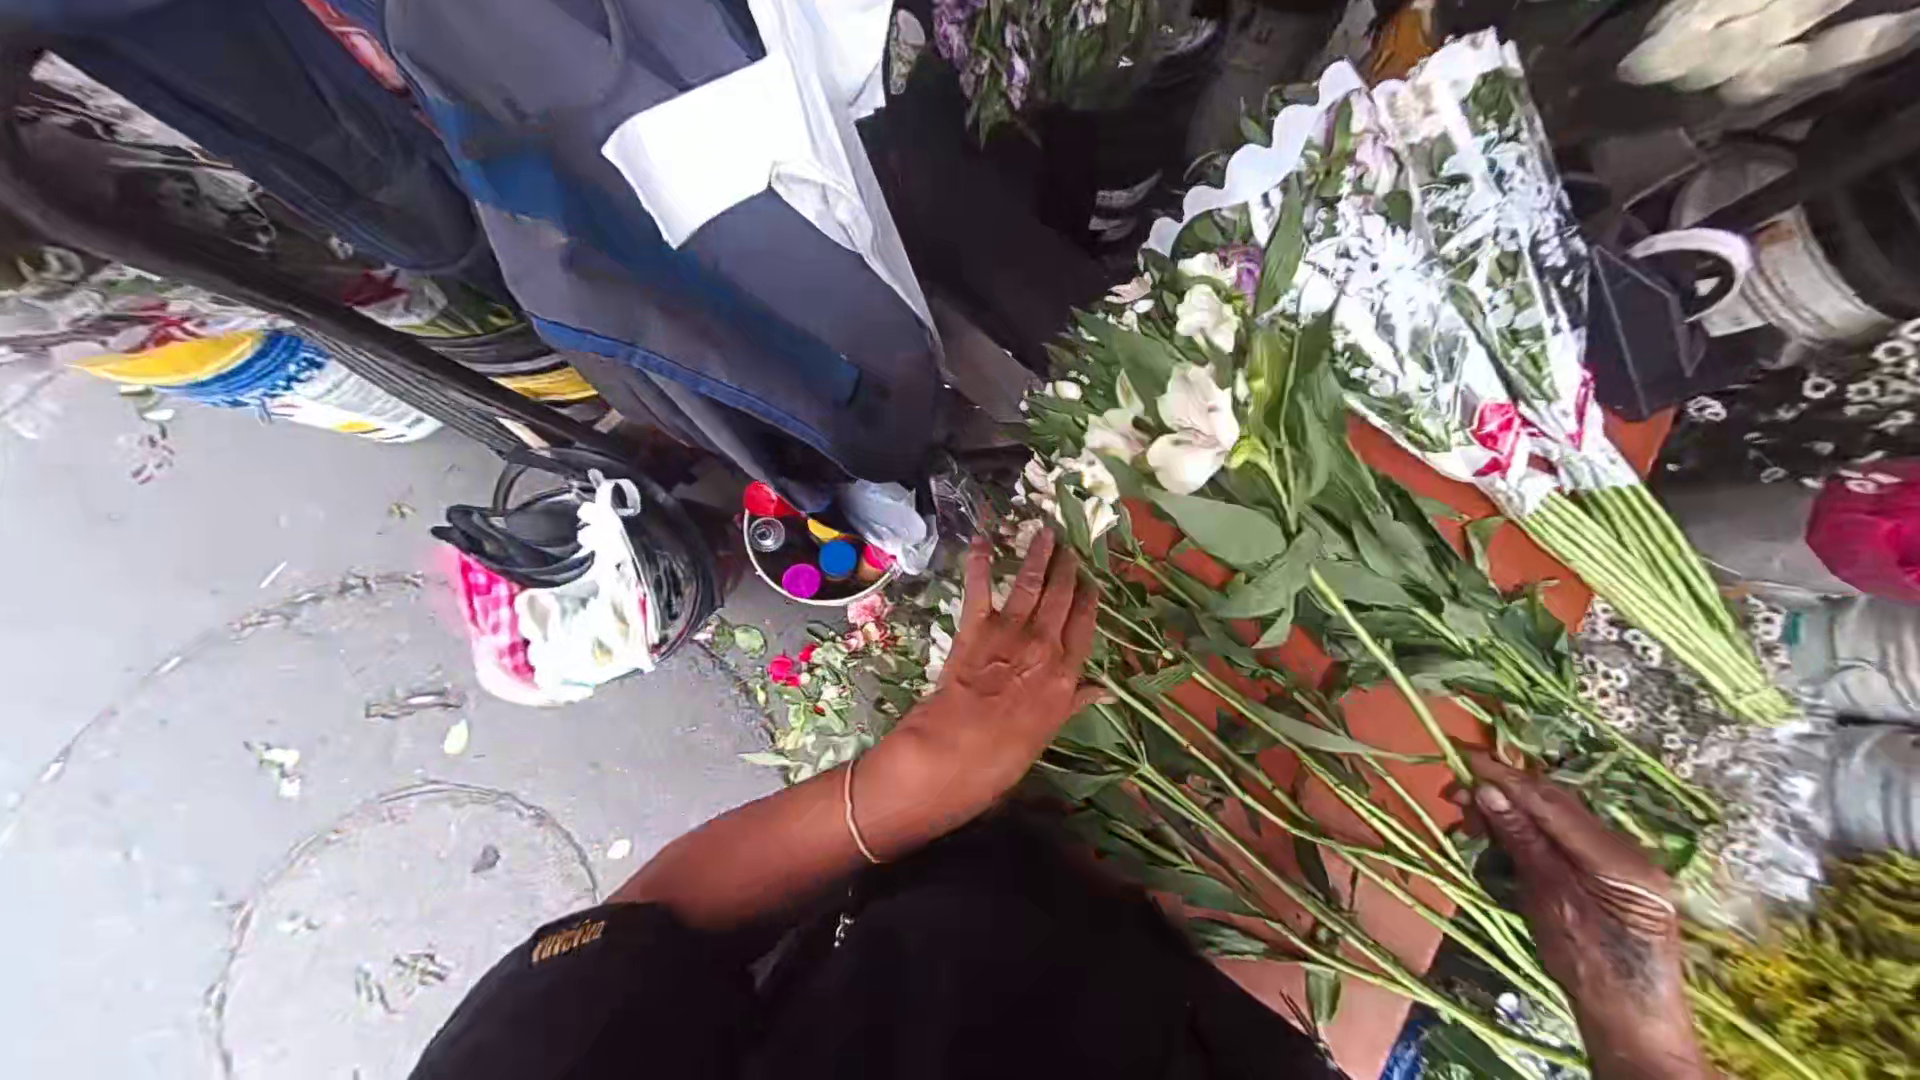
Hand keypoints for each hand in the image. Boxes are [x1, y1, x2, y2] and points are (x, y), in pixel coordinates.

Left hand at [854, 529, 1102, 856]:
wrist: (955, 753)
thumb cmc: (1004, 755)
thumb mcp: (1048, 732)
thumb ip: (1075, 702)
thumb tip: (1106, 691)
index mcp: (1065, 674)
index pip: (1085, 626)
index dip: (1089, 599)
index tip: (1092, 580)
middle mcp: (1043, 646)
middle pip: (1061, 598)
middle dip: (1067, 569)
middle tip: (1071, 547)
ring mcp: (1009, 634)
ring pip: (1030, 585)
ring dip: (1038, 557)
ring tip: (1045, 534)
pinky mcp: (974, 628)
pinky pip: (981, 589)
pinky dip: (981, 564)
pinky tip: (983, 542)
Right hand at [1467, 753, 1712, 1079]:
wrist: (1631, 1020)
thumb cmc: (1590, 967)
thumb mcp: (1547, 901)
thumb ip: (1522, 841)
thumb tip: (1486, 790)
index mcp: (1621, 861)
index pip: (1552, 804)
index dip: (1505, 778)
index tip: (1462, 757)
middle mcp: (1626, 850)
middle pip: (1554, 803)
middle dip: (1500, 790)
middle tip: (1453, 792)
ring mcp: (1618, 857)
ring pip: (1552, 813)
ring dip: (1506, 807)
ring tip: (1468, 818)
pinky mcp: (1604, 866)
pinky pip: (1557, 831)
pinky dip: (1520, 825)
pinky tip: (1493, 831)